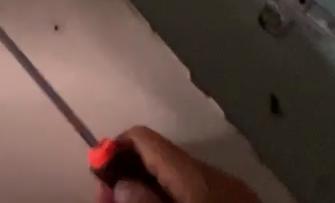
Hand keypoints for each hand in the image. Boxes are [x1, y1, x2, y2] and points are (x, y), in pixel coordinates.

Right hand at [97, 127, 261, 202]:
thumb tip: (122, 181)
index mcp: (196, 175)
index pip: (143, 138)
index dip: (115, 150)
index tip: (98, 176)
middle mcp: (218, 176)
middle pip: (161, 158)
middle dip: (132, 175)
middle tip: (110, 200)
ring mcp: (236, 195)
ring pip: (180, 178)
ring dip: (153, 190)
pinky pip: (201, 195)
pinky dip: (177, 200)